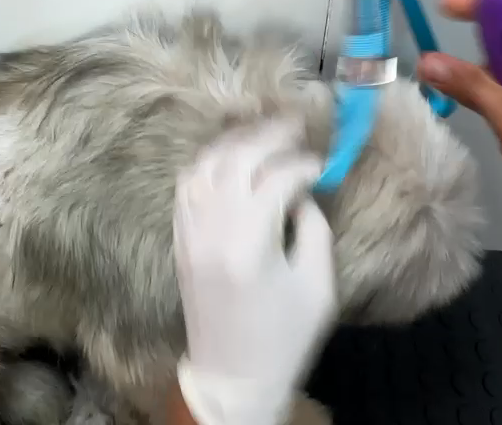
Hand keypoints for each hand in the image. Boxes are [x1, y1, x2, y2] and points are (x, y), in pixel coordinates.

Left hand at [173, 121, 335, 424]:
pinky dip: (209, 161)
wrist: (233, 379)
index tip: (322, 165)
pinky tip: (230, 156)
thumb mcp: (318, 287)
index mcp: (250, 243)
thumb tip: (302, 191)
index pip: (276, 179)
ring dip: (236, 141)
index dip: (303, 165)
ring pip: (206, 163)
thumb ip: (314, 228)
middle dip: (269, 134)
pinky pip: (187, 183)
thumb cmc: (284, 337)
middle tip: (295, 123)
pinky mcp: (180, 237)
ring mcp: (190, 229)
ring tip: (265, 133)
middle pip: (237, 158)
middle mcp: (213, 227)